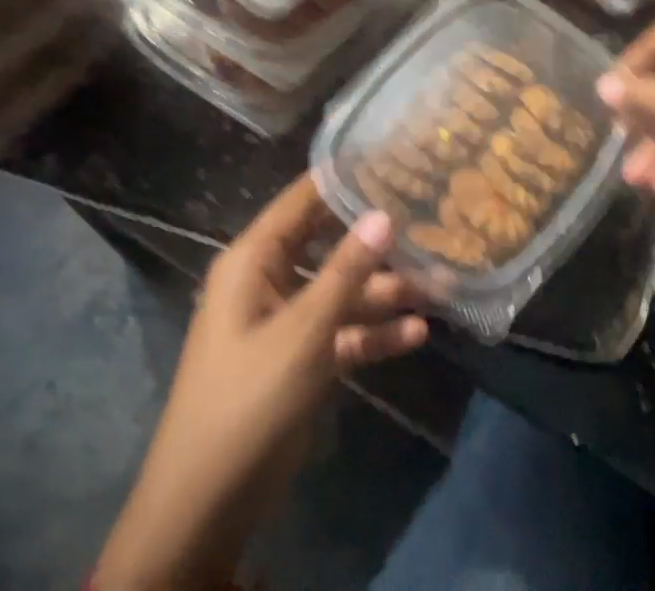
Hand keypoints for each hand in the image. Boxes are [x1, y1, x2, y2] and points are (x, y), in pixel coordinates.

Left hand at [94, 176, 427, 589]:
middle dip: (377, 241)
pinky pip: (342, 333)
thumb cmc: (250, 395)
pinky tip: (418, 333)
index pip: (301, 203)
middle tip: (433, 219)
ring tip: (444, 284)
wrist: (210, 494)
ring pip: (342, 293)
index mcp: (252, 262)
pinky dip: (374, 333)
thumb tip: (383, 213)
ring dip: (386, 292)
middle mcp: (268, 283)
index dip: (343, 181)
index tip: (395, 159)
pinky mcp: (300, 361)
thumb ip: (346, 271)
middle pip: (329, 247)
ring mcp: (285, 323)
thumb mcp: (304, 330)